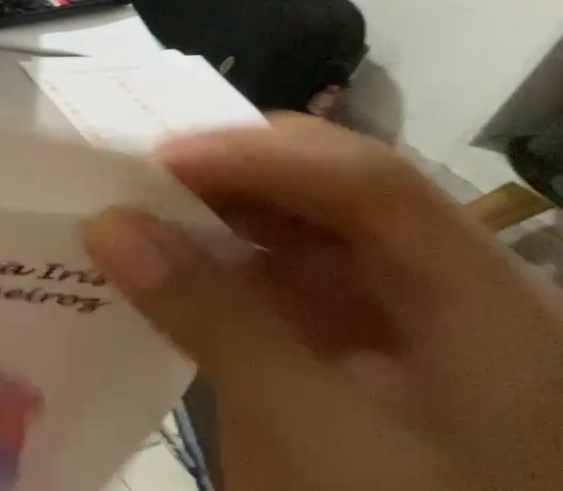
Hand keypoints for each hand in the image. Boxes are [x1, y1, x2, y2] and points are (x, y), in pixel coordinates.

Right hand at [82, 115, 562, 490]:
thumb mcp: (316, 437)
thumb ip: (215, 323)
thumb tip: (106, 222)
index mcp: (486, 305)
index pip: (370, 183)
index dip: (259, 155)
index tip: (155, 160)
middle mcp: (451, 296)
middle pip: (336, 192)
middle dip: (228, 174)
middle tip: (132, 176)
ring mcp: (403, 329)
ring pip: (300, 230)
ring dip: (212, 212)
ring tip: (128, 210)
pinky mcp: (355, 357)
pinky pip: (279, 279)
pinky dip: (213, 262)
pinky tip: (154, 265)